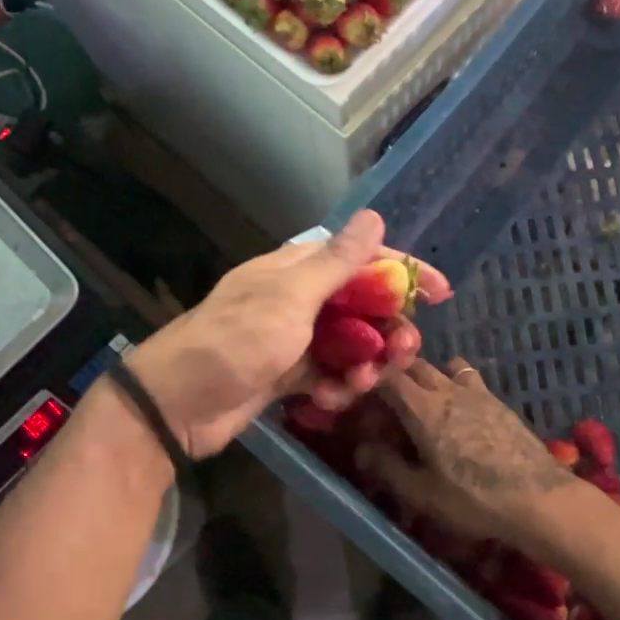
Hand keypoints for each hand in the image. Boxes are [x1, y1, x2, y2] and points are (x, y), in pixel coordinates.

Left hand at [122, 210, 452, 459]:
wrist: (178, 404)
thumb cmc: (237, 340)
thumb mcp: (291, 299)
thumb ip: (338, 263)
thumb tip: (375, 215)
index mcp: (299, 269)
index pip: (364, 258)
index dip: (405, 271)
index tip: (441, 292)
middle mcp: (300, 298)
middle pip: (365, 306)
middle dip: (388, 331)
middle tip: (403, 353)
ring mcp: (294, 338)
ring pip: (352, 345)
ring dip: (364, 366)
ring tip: (358, 385)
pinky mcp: (288, 374)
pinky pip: (329, 376)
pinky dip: (335, 388)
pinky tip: (325, 402)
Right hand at [359, 358, 589, 547]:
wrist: (537, 497)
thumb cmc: (473, 498)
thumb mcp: (422, 492)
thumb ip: (388, 468)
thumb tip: (362, 449)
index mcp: (423, 408)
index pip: (388, 377)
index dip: (370, 381)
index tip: (359, 394)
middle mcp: (447, 390)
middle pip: (416, 366)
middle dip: (397, 375)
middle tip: (387, 399)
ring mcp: (477, 392)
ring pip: (445, 366)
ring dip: (430, 374)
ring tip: (424, 399)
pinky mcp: (498, 401)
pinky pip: (469, 378)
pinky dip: (455, 383)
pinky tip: (458, 409)